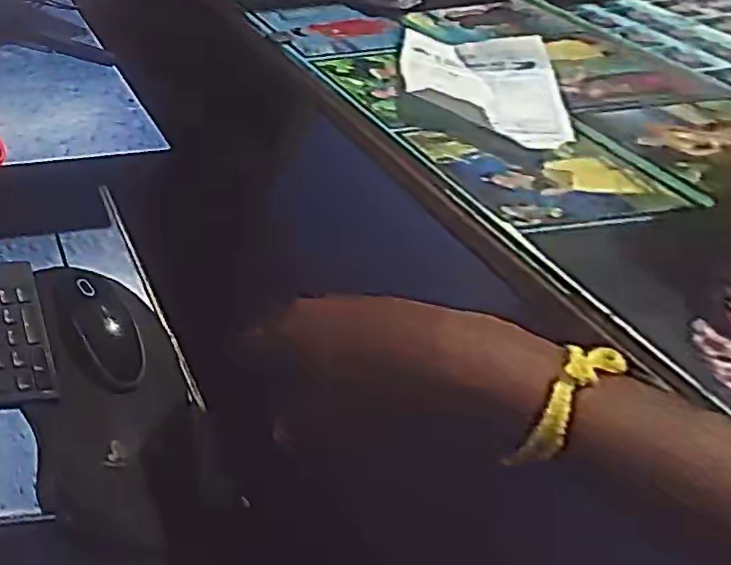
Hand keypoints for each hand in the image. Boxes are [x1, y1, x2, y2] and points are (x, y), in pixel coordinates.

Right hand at [238, 296, 559, 455]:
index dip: (245, 362)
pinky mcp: (395, 307)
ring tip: (331, 375)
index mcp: (287, 328)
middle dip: (283, 351)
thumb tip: (281, 427)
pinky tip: (373, 366)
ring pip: (322, 324)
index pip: (249, 343)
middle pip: (284, 328)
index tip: (245, 375)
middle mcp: (311, 307)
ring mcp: (354, 303)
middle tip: (286, 377)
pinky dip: (356, 344)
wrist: (485, 368)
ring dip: (321, 346)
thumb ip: (302, 424)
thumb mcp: (341, 426)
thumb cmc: (396, 399)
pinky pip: (358, 326)